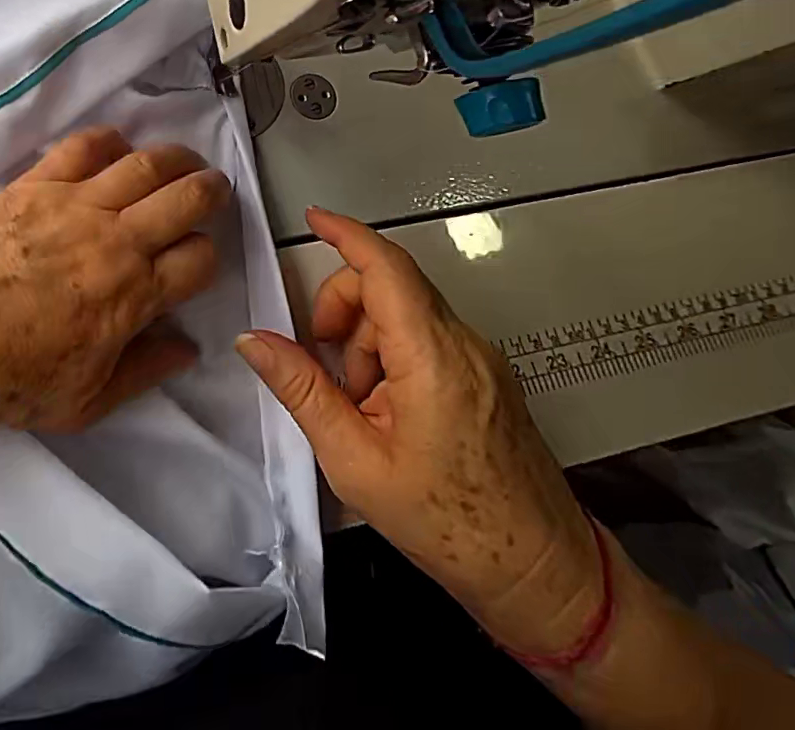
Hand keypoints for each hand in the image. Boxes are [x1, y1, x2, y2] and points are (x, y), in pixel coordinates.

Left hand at [0, 127, 227, 452]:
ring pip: (146, 164)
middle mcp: (115, 241)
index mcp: (134, 295)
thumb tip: (188, 346)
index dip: (209, 255)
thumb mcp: (85, 402)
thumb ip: (144, 372)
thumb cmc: (9, 376)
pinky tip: (117, 149)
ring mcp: (75, 205)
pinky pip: (85, 145)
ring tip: (180, 164)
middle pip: (187, 197)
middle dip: (210, 192)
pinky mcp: (36, 184)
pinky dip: (109, 140)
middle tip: (210, 193)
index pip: (202, 257)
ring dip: (175, 159)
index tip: (196, 259)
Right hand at [235, 207, 603, 656]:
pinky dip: (386, 356)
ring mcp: (481, 361)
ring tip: (358, 406)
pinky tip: (381, 406)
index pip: (387, 271)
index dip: (348, 236)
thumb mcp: (352, 456)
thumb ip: (301, 388)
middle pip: (387, 289)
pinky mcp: (485, 378)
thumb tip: (252, 339)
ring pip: (402, 316)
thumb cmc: (444, 520)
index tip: (312, 218)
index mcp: (433, 359)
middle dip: (340, 313)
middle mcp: (464, 346)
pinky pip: (422, 340)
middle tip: (322, 368)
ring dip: (362, 343)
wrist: (542, 576)